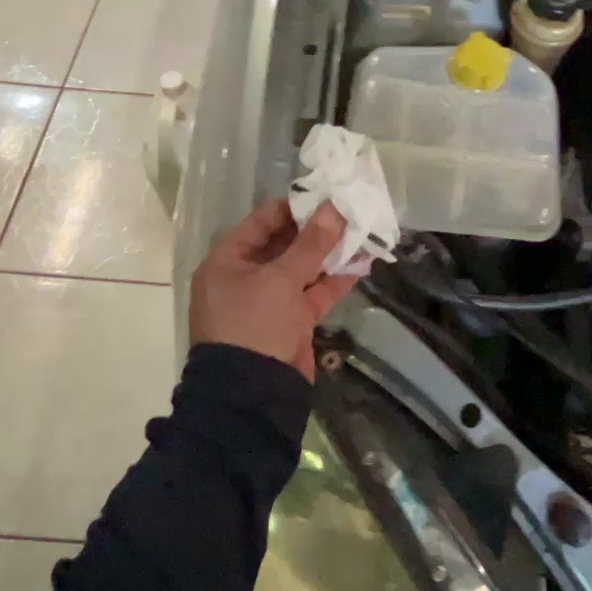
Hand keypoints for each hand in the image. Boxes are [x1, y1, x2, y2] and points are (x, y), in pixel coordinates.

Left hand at [189, 198, 357, 380]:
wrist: (252, 397)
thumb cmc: (255, 326)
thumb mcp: (281, 280)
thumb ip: (311, 244)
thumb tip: (335, 208)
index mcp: (227, 261)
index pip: (263, 221)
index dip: (295, 207)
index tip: (327, 193)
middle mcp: (245, 277)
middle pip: (284, 244)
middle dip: (318, 229)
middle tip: (351, 208)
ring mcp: (268, 302)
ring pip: (303, 269)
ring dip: (331, 253)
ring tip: (364, 230)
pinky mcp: (290, 323)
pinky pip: (313, 293)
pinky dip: (335, 280)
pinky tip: (362, 263)